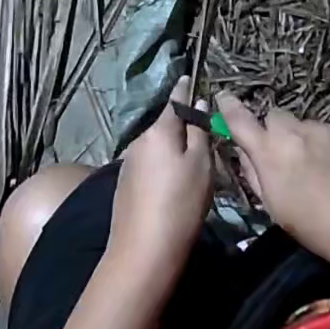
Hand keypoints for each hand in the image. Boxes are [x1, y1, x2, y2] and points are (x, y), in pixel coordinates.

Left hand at [109, 76, 212, 270]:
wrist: (143, 250)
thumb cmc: (180, 203)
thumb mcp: (201, 165)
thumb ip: (199, 131)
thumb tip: (198, 103)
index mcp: (158, 131)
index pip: (175, 100)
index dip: (185, 89)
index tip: (191, 78)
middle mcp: (139, 141)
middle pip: (165, 126)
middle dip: (182, 127)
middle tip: (205, 139)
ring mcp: (128, 163)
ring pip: (157, 147)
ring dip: (172, 150)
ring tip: (192, 167)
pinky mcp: (124, 184)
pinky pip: (149, 165)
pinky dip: (162, 167)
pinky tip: (172, 186)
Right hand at [215, 94, 329, 247]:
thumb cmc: (314, 227)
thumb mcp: (273, 206)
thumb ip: (254, 174)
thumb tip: (245, 153)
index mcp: (269, 152)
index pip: (240, 120)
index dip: (229, 107)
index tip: (223, 98)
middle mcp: (292, 132)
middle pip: (274, 117)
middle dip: (274, 131)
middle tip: (284, 155)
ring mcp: (322, 129)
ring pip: (303, 125)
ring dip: (302, 139)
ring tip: (318, 168)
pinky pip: (327, 132)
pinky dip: (326, 145)